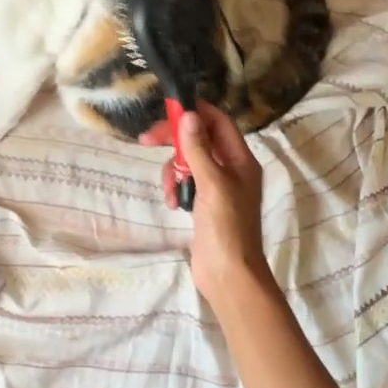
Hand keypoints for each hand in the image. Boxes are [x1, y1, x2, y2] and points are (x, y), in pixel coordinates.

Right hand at [148, 102, 272, 303]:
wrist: (229, 275)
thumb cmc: (226, 228)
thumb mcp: (212, 184)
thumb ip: (199, 150)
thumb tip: (189, 116)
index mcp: (240, 160)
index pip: (218, 122)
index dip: (195, 113)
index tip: (167, 113)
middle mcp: (231, 169)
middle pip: (200, 139)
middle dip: (175, 142)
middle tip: (146, 141)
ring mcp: (218, 188)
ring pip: (189, 162)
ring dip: (173, 171)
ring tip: (171, 192)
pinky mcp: (205, 205)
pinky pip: (187, 184)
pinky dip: (176, 189)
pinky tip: (174, 205)